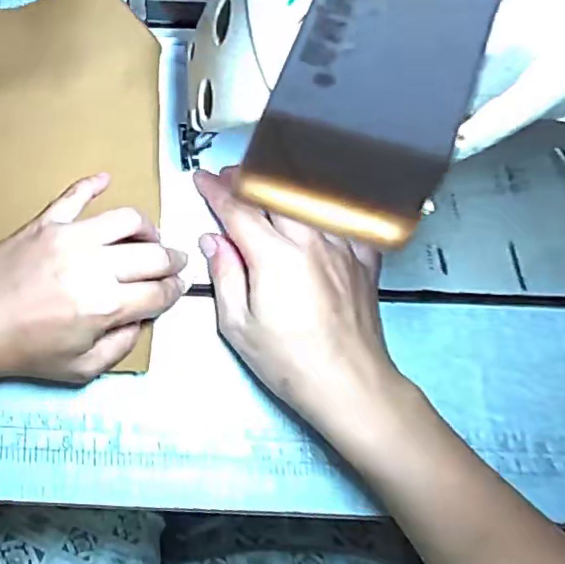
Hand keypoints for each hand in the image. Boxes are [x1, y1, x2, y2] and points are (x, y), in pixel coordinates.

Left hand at [0, 173, 187, 382]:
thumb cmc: (23, 352)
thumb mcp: (81, 370)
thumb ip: (121, 346)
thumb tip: (141, 317)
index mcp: (106, 306)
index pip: (159, 292)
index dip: (175, 291)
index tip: (178, 289)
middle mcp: (95, 266)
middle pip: (153, 255)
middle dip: (173, 261)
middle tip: (175, 263)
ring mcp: (69, 238)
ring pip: (126, 220)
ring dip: (147, 229)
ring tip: (148, 239)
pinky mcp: (45, 223)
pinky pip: (74, 195)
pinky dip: (92, 184)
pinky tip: (105, 180)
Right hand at [193, 167, 425, 443]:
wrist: (350, 386)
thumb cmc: (289, 362)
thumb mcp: (237, 324)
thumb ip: (224, 274)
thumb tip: (214, 241)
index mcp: (274, 257)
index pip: (238, 209)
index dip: (215, 190)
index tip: (202, 180)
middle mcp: (310, 243)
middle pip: (275, 193)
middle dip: (247, 179)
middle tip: (228, 178)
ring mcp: (341, 249)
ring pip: (309, 199)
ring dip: (282, 186)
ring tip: (265, 185)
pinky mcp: (363, 261)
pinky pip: (344, 219)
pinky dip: (325, 207)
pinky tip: (315, 210)